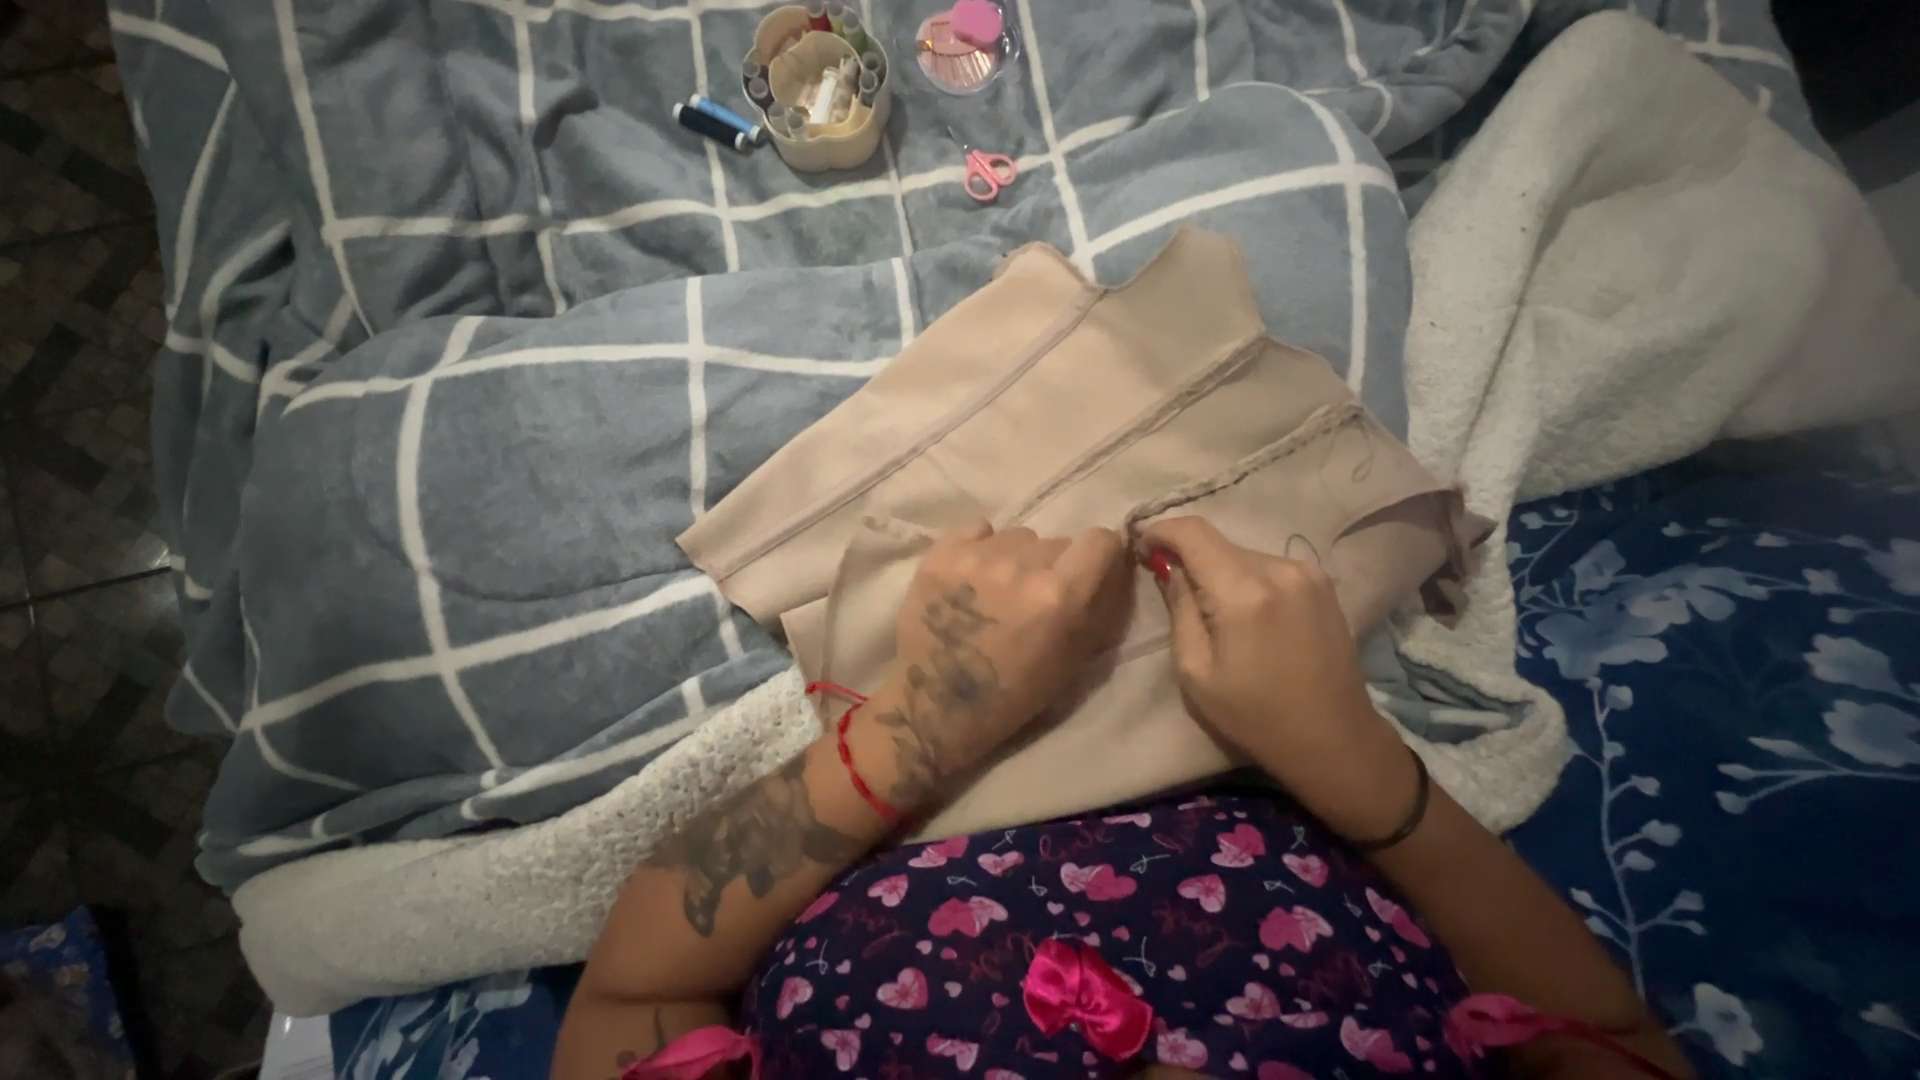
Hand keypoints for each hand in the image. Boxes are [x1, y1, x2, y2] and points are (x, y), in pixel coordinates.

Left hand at [865, 522, 1128, 807]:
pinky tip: (971, 578)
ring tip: (997, 591)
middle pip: (1056, 542)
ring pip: (1017, 535)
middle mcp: (1021, 566)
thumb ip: (1096, 610)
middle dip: (1053, 566)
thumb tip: (1112, 571)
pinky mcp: (941, 553)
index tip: (1089, 571)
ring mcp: (977, 556)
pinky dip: (981, 547)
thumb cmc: (1010, 694)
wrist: (934, 704)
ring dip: (1017, 557)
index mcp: (1060, 596)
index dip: (1100, 555)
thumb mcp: (1071, 662)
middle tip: (1033, 598)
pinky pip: (977, 530)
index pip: (1101, 540)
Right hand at [1143, 517, 1420, 840]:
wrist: (1334, 738)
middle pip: (1218, 543)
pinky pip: (1268, 567)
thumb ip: (1180, 608)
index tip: (1142, 550)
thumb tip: (1170, 567)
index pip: (1192, 532)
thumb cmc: (1254, 714)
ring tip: (1215, 615)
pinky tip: (1248, 617)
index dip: (1160, 532)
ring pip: (1242, 554)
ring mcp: (1307, 573)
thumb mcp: (1195, 670)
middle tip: (1173, 592)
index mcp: (1244, 591)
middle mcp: (1279, 569)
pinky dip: (1246, 580)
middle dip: (1189, 559)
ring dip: (1220, 572)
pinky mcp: (1322, 583)